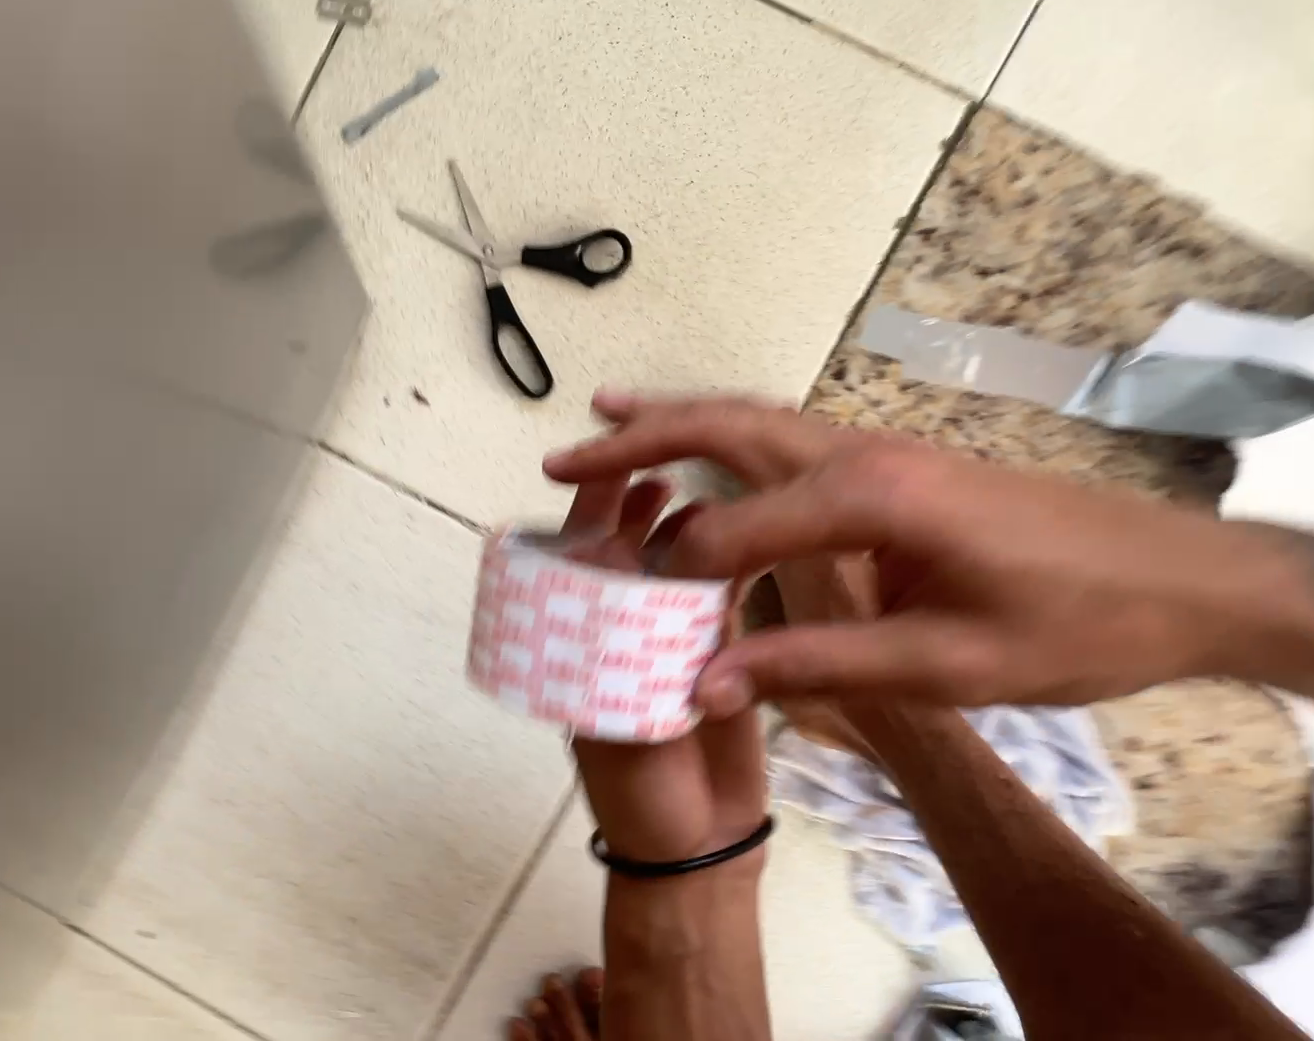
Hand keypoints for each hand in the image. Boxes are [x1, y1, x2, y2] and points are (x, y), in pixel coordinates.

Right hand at [544, 391, 1313, 716]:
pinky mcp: (876, 456)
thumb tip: (704, 686)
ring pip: (742, 415)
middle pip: (719, 428)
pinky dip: (712, 427)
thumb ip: (815, 667)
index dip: (675, 572)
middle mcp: (855, 452)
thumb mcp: (946, 665)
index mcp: (869, 499)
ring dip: (666, 417)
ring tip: (600, 419)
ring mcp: (866, 444)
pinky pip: (771, 429)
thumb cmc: (1075, 624)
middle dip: (633, 442)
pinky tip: (690, 439)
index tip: (630, 609)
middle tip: (561, 461)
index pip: (733, 529)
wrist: (1182, 577)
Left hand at [555, 476, 767, 865]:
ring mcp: (667, 642)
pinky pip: (717, 602)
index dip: (586, 519)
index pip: (575, 566)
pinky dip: (724, 569)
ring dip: (679, 533)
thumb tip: (606, 554)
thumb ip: (610, 645)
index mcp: (577, 643)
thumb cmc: (634, 789)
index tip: (598, 472)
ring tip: (691, 494)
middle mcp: (618, 633)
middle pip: (623, 558)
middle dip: (630, 512)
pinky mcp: (717, 656)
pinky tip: (738, 539)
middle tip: (652, 468)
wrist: (695, 845)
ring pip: (671, 571)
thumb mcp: (606, 717)